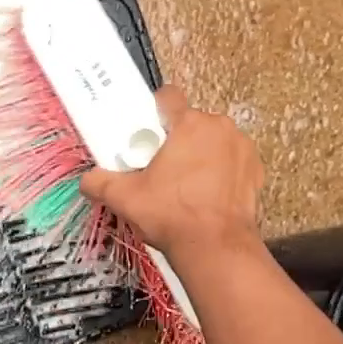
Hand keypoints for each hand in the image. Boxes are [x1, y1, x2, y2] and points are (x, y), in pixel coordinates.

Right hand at [81, 87, 264, 255]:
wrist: (215, 246)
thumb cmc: (172, 217)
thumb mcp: (125, 199)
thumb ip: (100, 183)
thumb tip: (88, 180)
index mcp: (188, 125)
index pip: (168, 97)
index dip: (152, 113)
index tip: (145, 135)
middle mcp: (218, 127)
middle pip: (189, 124)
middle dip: (174, 142)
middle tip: (158, 172)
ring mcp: (240, 147)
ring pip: (211, 142)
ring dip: (197, 157)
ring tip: (182, 188)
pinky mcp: (254, 168)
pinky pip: (230, 162)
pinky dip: (218, 174)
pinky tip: (204, 197)